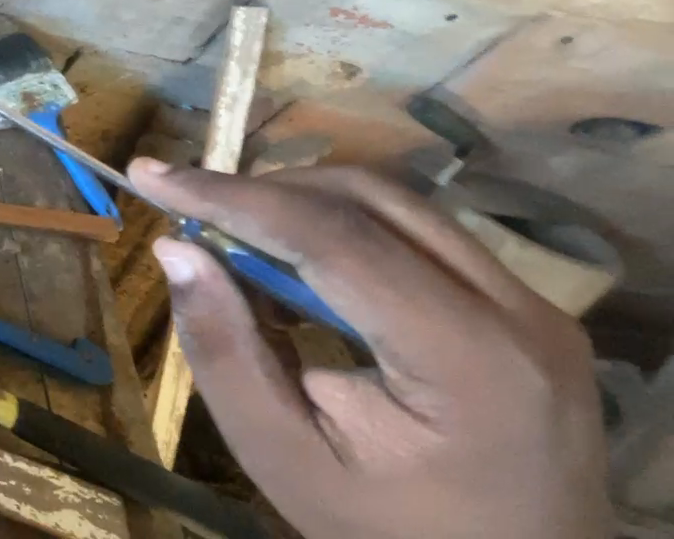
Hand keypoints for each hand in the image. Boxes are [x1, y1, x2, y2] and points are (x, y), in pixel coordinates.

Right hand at [128, 159, 610, 538]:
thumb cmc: (386, 528)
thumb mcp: (280, 454)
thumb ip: (224, 350)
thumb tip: (174, 248)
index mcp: (467, 363)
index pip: (333, 238)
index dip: (232, 196)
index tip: (149, 176)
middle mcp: (518, 314)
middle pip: (366, 200)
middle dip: (259, 190)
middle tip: (183, 204)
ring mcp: (531, 305)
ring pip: (389, 201)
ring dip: (294, 199)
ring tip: (227, 231)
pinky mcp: (520, 304)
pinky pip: (411, 228)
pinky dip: (332, 222)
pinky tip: (286, 259)